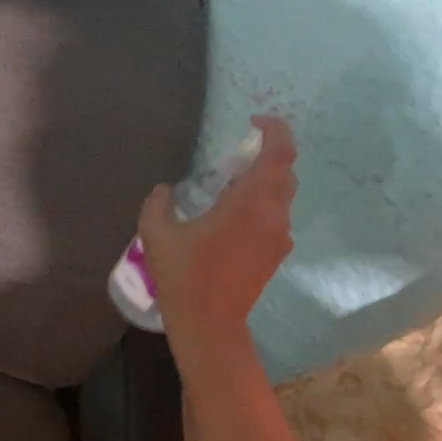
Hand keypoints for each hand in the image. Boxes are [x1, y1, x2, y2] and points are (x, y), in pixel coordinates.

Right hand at [139, 115, 296, 336]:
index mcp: (248, 203)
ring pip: (282, 195)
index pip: (278, 154)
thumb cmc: (182, 273)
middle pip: (285, 172)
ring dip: (263, 182)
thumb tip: (165, 189)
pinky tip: (230, 218)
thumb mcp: (156, 233)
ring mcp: (279, 236)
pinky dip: (259, 205)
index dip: (273, 130)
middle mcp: (272, 214)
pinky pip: (274, 217)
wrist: (209, 319)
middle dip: (267, 154)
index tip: (254, 120)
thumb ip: (158, 204)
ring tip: (229, 186)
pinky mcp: (275, 253)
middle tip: (236, 153)